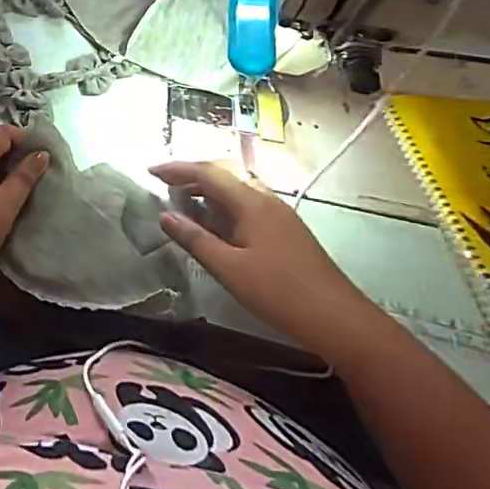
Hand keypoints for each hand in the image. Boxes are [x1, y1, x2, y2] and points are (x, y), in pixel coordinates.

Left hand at [0, 126, 48, 277]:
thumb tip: (42, 153)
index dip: (24, 138)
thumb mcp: (5, 204)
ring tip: (28, 174)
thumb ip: (24, 176)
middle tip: (38, 163)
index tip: (43, 153)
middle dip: (17, 147)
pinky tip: (10, 184)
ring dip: (7, 159)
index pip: (1, 132)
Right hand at [153, 163, 383, 350]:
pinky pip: (247, 202)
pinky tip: (216, 223)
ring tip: (185, 202)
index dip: (177, 169)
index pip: (208, 172)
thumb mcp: (230, 269)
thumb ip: (196, 239)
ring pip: (238, 187)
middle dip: (192, 174)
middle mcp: (265, 199)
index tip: (151, 172)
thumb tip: (165, 215)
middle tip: (166, 184)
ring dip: (209, 188)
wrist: (338, 319)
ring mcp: (278, 213)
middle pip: (225, 172)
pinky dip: (224, 203)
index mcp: (251, 202)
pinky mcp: (285, 229)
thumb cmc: (280, 293)